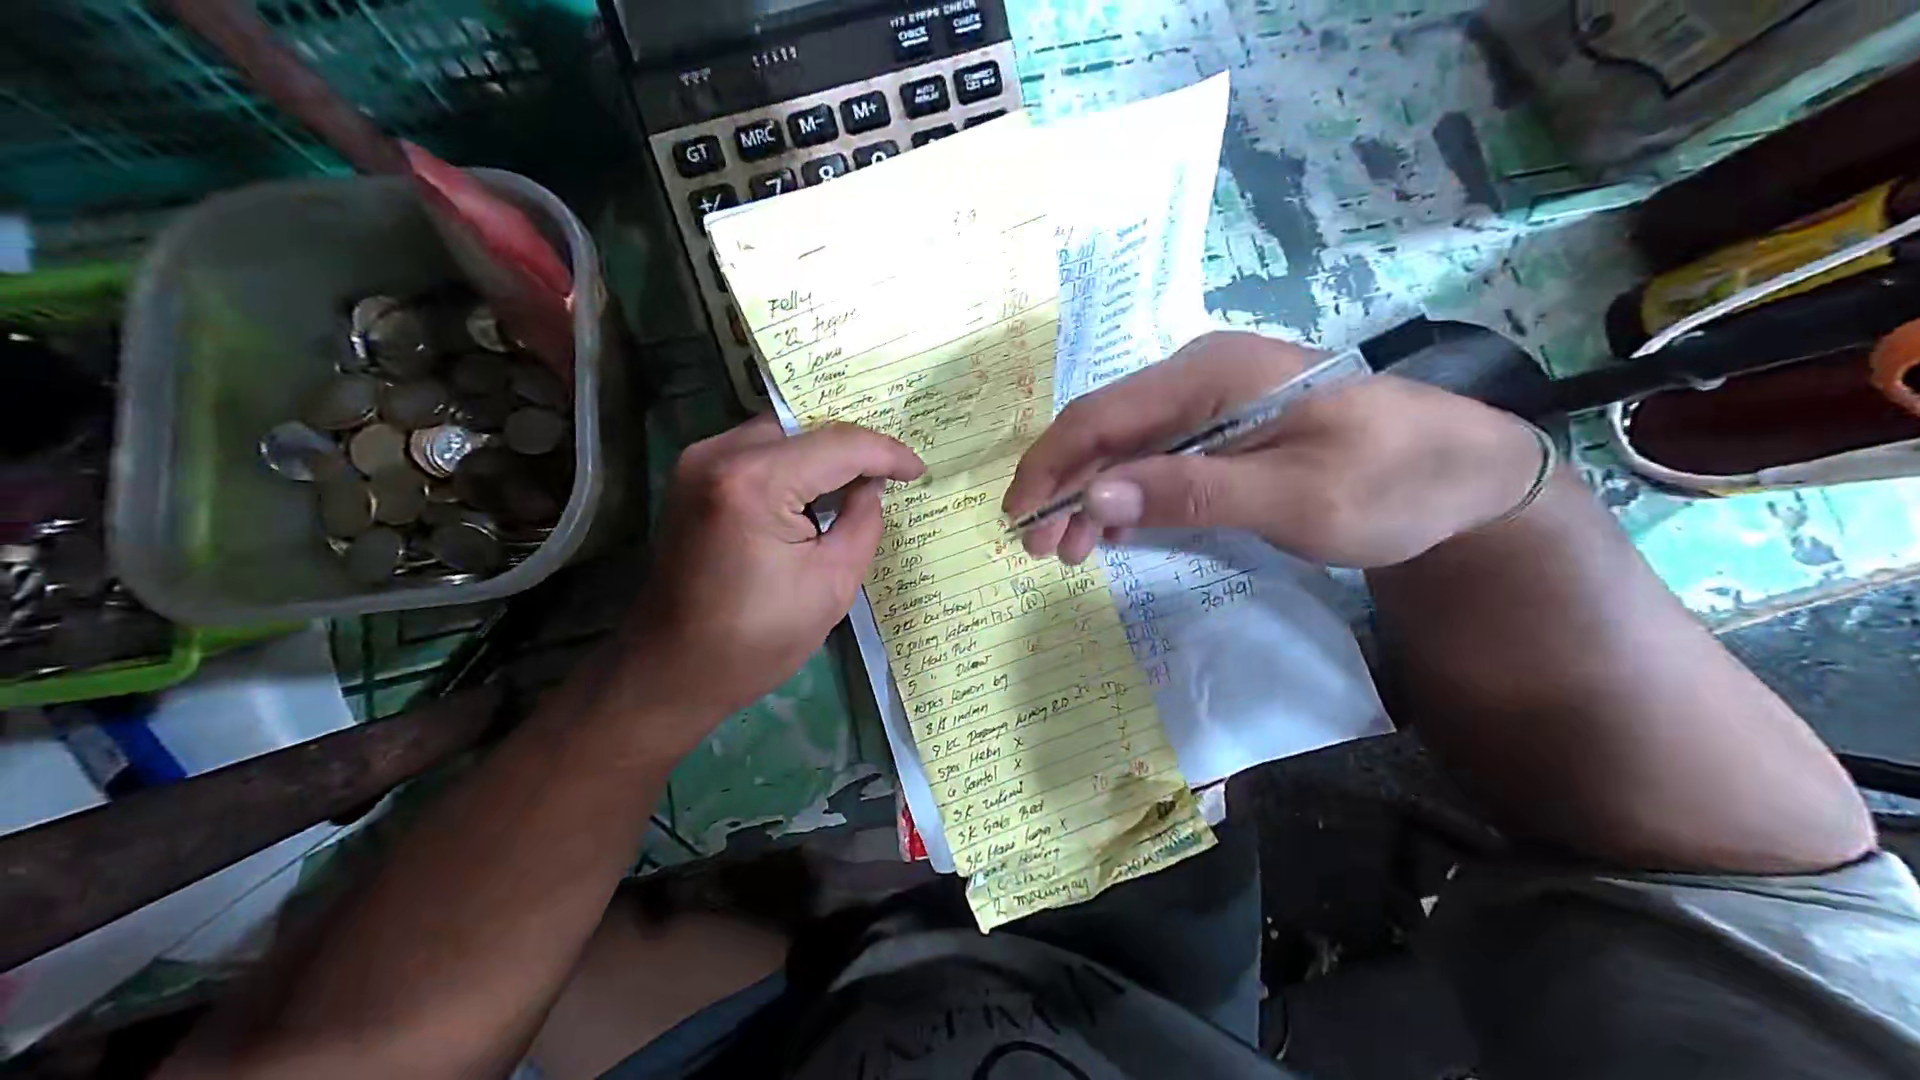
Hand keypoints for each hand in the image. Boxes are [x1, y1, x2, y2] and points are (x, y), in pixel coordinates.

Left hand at [614, 416, 923, 746]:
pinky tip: (816, 489)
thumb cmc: (756, 640)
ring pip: (782, 432)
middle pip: (806, 428)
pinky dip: (793, 462)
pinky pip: (757, 449)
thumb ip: (862, 520)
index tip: (918, 470)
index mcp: (754, 483)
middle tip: (889, 475)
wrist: (671, 669)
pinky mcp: (692, 476)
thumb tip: (872, 485)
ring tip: (860, 481)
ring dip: (822, 453)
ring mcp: (698, 461)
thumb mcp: (832, 584)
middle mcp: (719, 454)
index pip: (838, 444)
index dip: (886, 453)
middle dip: (853, 448)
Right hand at [1004, 331, 1546, 567]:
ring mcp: (1210, 403)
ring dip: (1089, 495)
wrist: (1466, 478)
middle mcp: (1200, 377)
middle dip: (1063, 487)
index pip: (1101, 415)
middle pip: (1104, 430)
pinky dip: (1125, 495)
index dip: (1049, 465)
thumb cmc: (1388, 482)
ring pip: (1124, 448)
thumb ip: (1191, 492)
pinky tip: (1111, 529)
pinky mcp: (1222, 431)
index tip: (1017, 516)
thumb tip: (1095, 495)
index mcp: (1211, 375)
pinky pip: (1154, 459)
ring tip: (1070, 550)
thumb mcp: (1293, 495)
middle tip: (1041, 548)